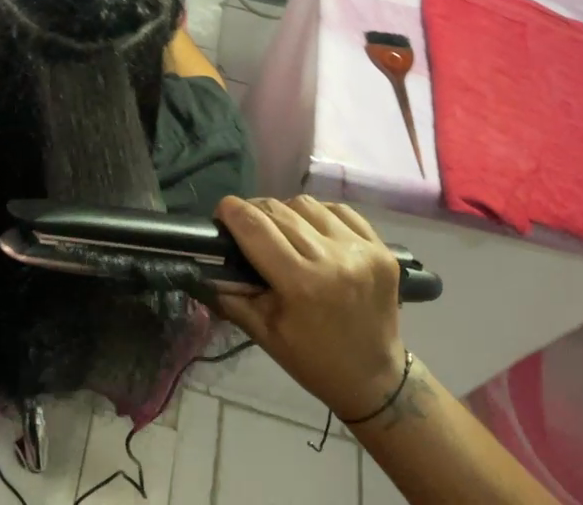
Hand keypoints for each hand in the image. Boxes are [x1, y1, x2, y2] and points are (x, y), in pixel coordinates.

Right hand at [214, 196, 408, 419]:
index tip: (221, 214)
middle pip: (277, 210)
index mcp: (301, 284)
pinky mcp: (381, 248)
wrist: (375, 378)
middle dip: (254, 212)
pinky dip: (320, 215)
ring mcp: (361, 251)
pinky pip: (339, 210)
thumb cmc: (313, 360)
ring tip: (284, 232)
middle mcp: (333, 259)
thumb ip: (229, 295)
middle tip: (247, 227)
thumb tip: (200, 264)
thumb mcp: (263, 333)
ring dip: (287, 212)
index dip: (230, 211)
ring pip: (307, 204)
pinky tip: (314, 234)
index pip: (254, 226)